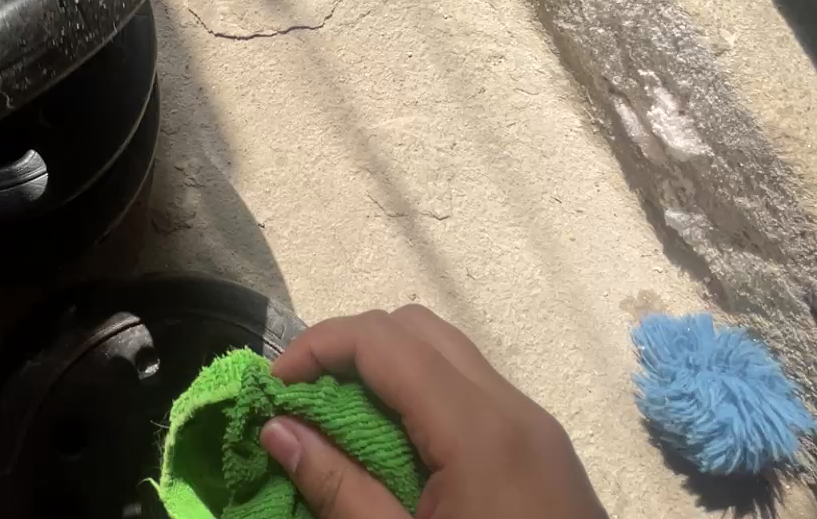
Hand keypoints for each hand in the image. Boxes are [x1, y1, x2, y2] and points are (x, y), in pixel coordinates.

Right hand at [260, 306, 607, 518]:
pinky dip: (418, 388)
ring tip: (342, 413)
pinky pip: (468, 385)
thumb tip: (275, 428)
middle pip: (414, 327)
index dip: (317, 346)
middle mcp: (512, 407)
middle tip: (306, 394)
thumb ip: (338, 489)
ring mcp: (535, 426)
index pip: (382, 339)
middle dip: (350, 346)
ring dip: (384, 363)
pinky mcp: (542, 449)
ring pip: (443, 349)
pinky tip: (397, 441)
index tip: (274, 387)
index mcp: (480, 430)